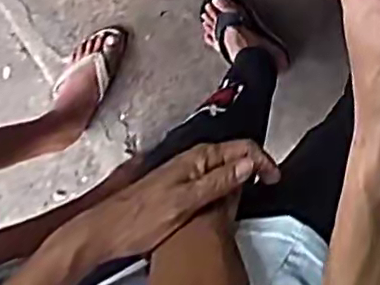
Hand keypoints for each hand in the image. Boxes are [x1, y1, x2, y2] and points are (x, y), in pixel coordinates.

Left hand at [43, 142, 277, 266]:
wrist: (104, 232)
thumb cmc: (139, 218)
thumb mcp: (185, 202)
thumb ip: (219, 181)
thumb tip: (249, 163)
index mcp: (199, 157)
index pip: (243, 148)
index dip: (263, 160)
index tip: (274, 177)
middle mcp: (195, 159)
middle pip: (236, 153)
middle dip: (256, 164)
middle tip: (270, 182)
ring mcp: (187, 171)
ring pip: (226, 166)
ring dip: (243, 174)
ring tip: (255, 190)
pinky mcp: (181, 186)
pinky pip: (214, 177)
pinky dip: (229, 184)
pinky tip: (228, 200)